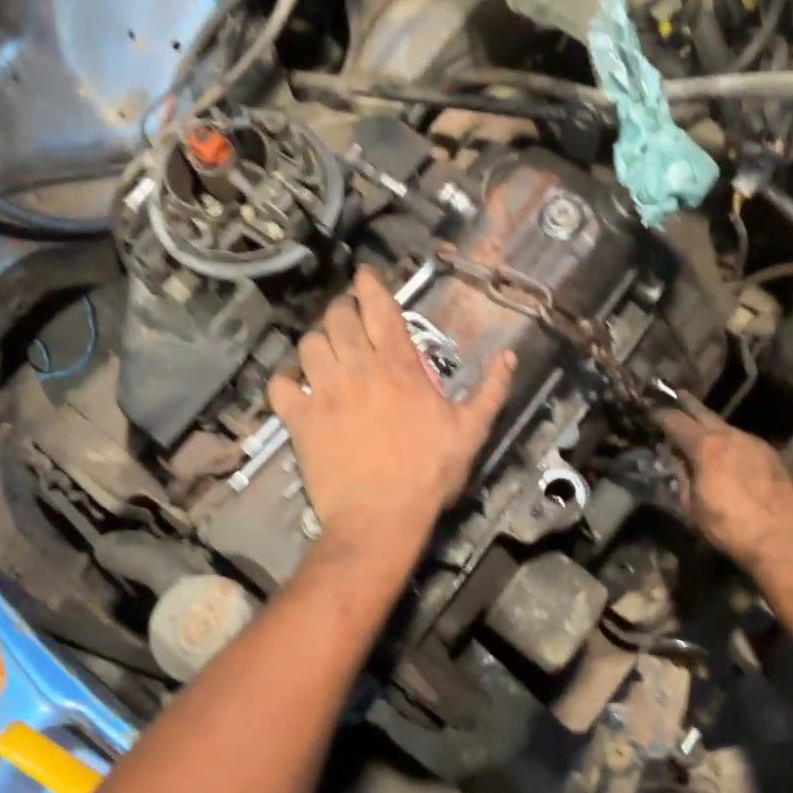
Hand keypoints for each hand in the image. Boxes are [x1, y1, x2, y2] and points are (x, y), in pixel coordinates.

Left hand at [270, 267, 516, 559]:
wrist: (380, 517)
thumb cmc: (429, 475)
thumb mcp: (471, 432)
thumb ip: (490, 391)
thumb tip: (510, 357)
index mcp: (400, 367)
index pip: (381, 309)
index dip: (370, 285)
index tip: (364, 275)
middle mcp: (359, 369)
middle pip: (339, 318)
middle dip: (342, 309)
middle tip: (347, 315)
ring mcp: (326, 392)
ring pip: (309, 344)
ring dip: (316, 339)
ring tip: (324, 348)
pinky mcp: (301, 419)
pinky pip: (282, 385)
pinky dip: (286, 380)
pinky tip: (295, 384)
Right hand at [656, 401, 792, 581]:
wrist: (780, 540)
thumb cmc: (728, 527)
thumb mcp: (692, 506)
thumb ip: (681, 475)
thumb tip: (676, 457)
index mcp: (705, 447)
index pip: (675, 420)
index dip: (659, 416)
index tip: (650, 414)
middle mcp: (729, 435)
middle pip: (702, 411)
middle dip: (686, 404)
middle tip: (675, 396)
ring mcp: (753, 441)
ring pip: (725, 426)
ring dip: (710, 426)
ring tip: (700, 431)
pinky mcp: (770, 453)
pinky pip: (743, 439)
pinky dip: (729, 441)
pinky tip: (728, 453)